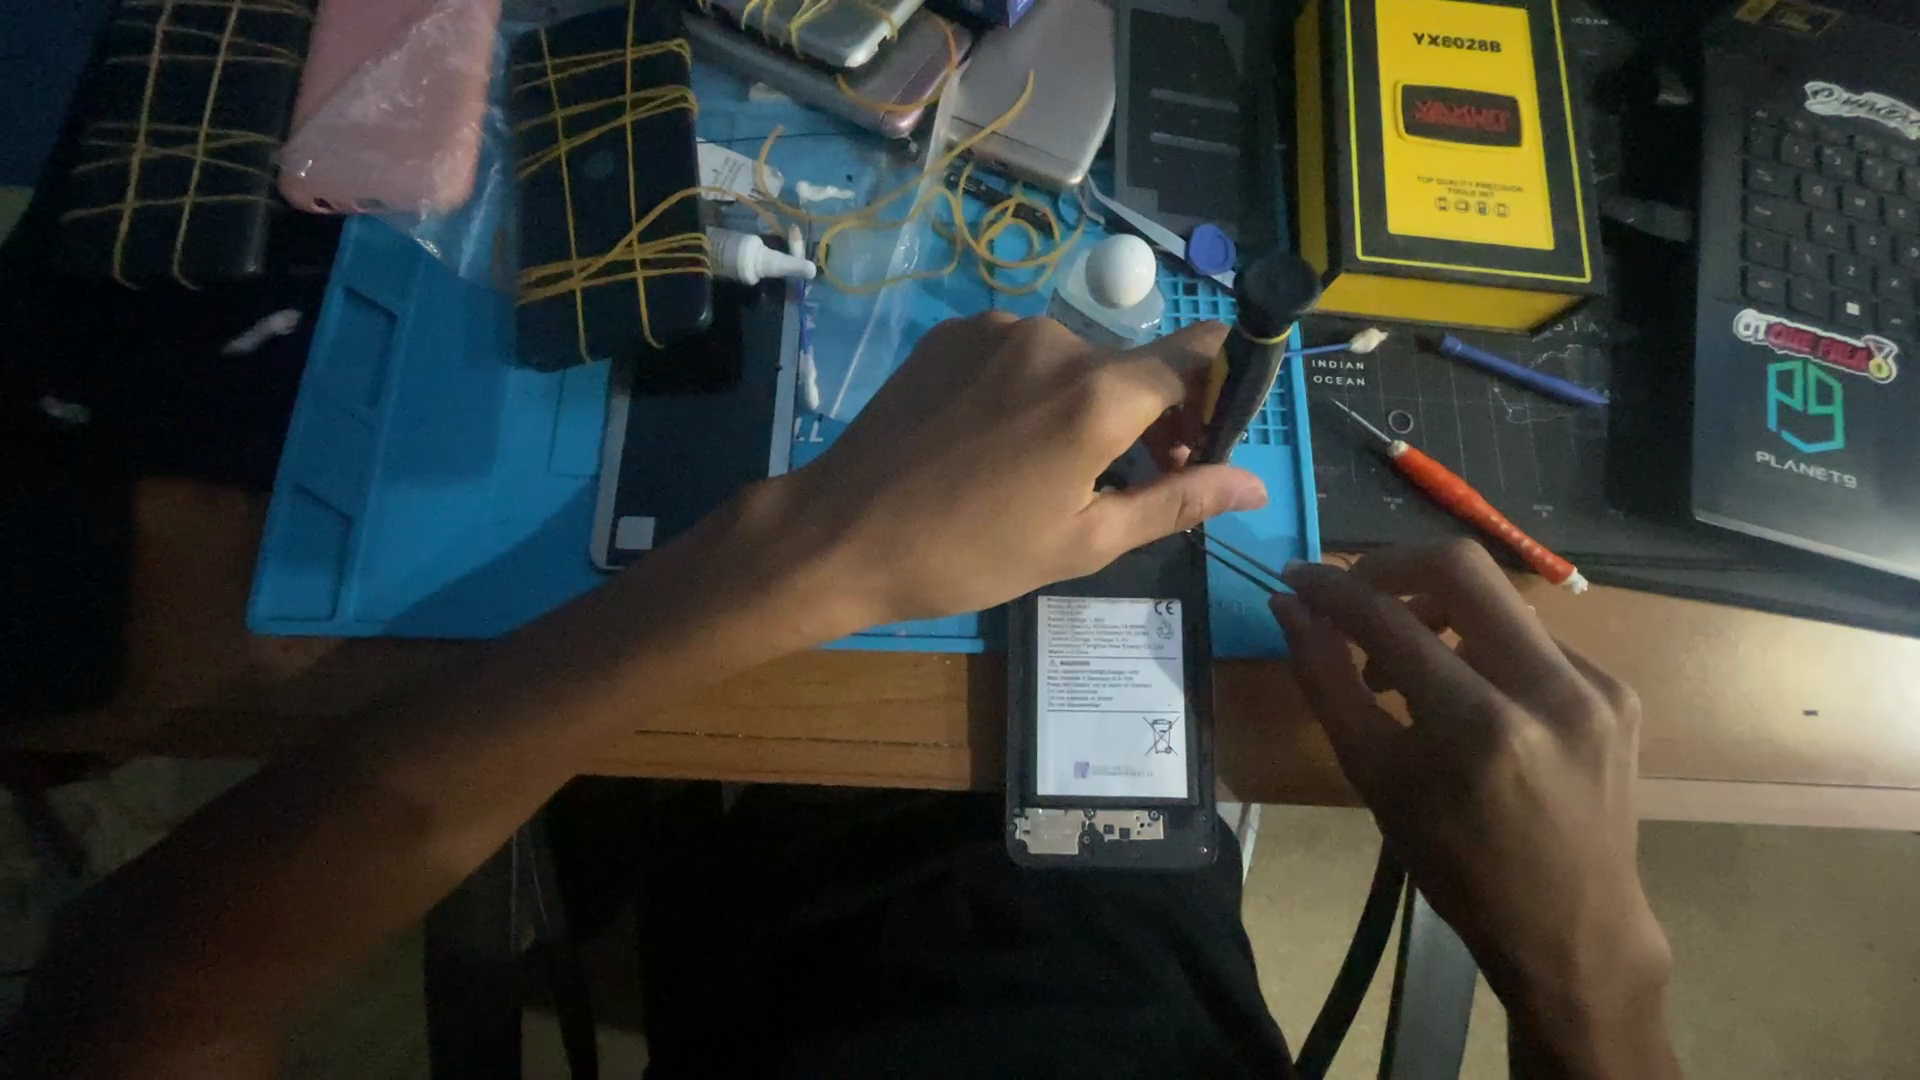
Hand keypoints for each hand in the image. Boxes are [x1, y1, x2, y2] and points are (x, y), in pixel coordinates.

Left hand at [787, 313, 1267, 625]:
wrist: (844, 532)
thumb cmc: (971, 553)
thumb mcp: (1083, 542)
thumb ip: (1176, 502)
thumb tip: (1255, 485)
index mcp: (1100, 393)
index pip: (1196, 354)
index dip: (1216, 390)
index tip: (1201, 439)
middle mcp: (1057, 338)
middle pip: (1134, 362)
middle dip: (1152, 414)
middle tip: (1133, 479)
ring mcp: (998, 327)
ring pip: (1076, 358)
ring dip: (1089, 402)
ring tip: (1057, 467)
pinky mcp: (953, 332)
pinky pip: (1021, 351)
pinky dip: (1035, 387)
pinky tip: (1003, 439)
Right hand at [1269, 542, 1675, 1075]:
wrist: (1572, 928)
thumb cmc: (1452, 860)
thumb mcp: (1370, 772)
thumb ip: (1324, 678)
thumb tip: (1288, 607)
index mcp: (1477, 726)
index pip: (1386, 617)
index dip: (1330, 587)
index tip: (1296, 578)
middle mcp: (1549, 689)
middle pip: (1459, 565)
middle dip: (1386, 565)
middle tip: (1348, 594)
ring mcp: (1595, 684)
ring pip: (1493, 594)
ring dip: (1427, 605)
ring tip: (1395, 657)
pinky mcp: (1615, 689)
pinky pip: (1524, 631)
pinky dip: (1471, 638)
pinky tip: (1454, 684)